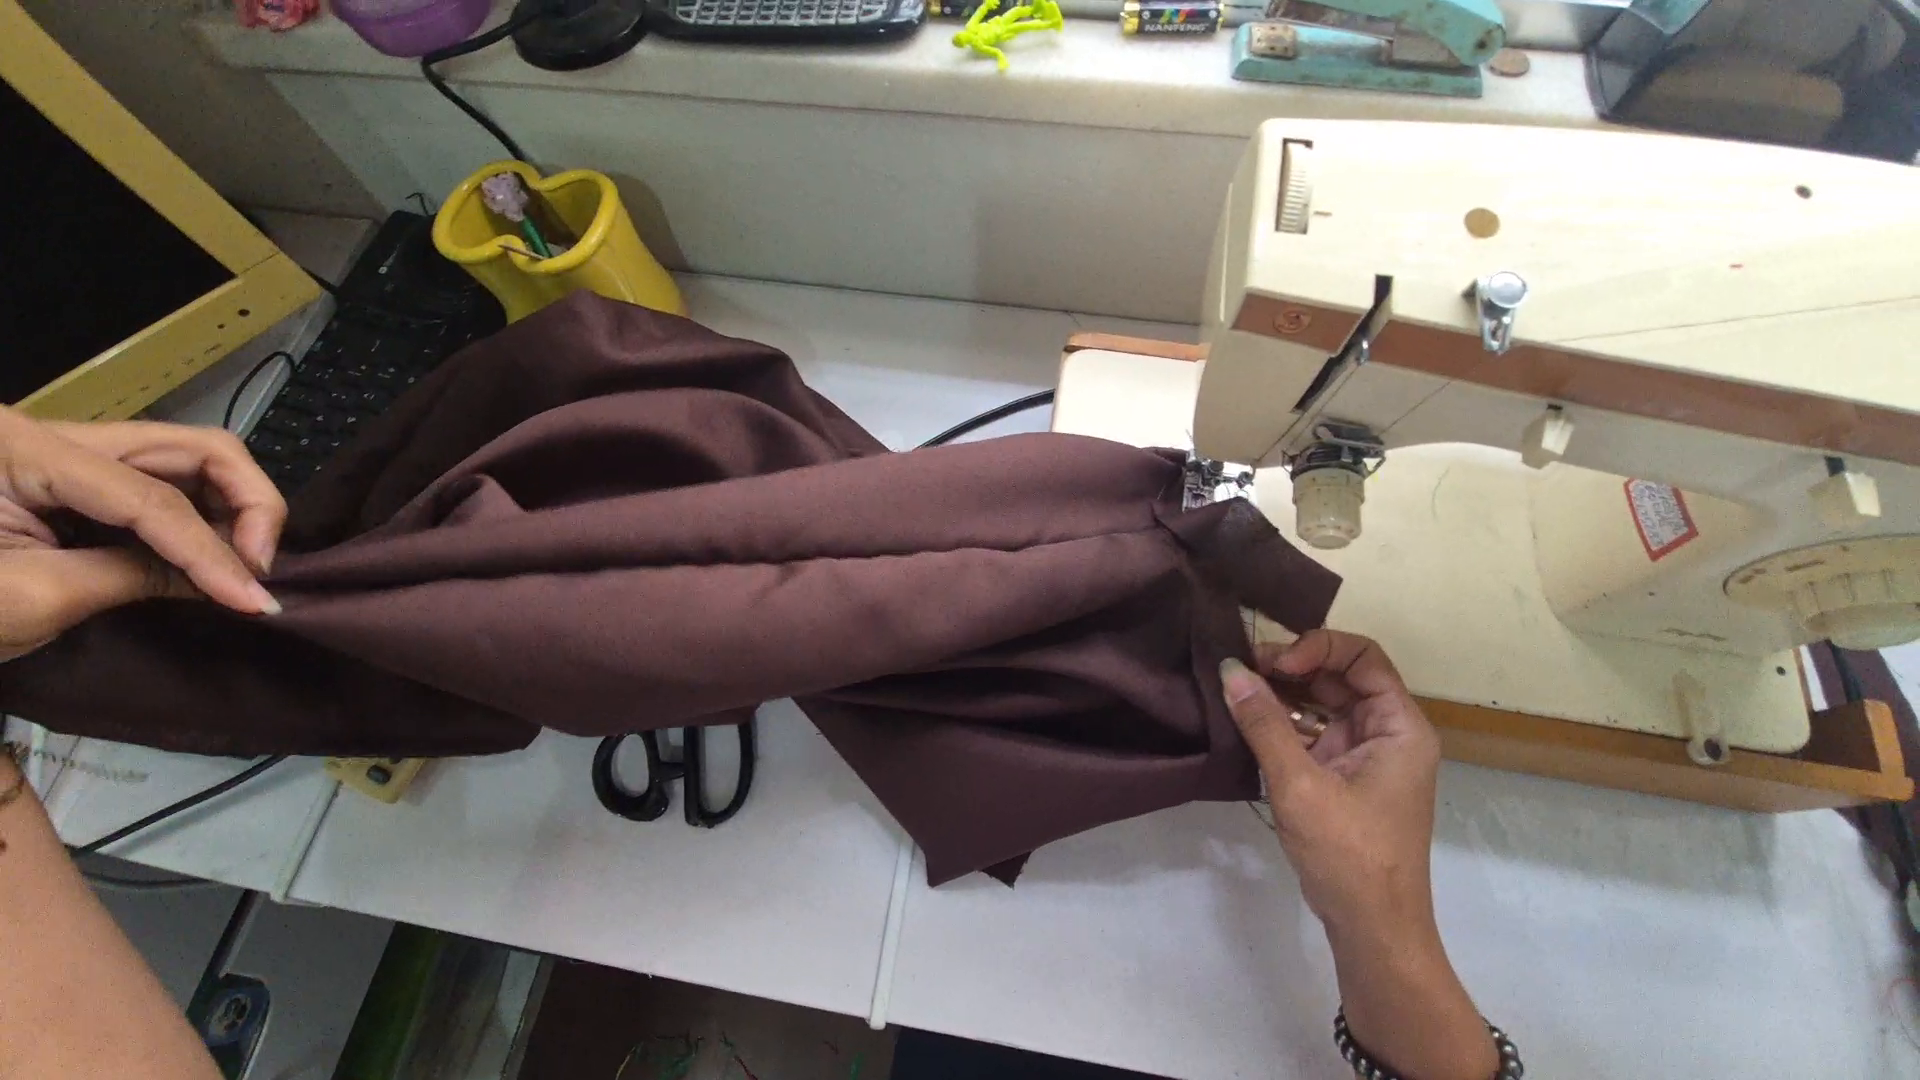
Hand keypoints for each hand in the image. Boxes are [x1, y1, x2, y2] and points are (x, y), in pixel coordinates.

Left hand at [0, 407, 282, 661]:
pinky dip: (207, 517)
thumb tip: (237, 588)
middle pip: (196, 448)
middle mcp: (53, 434)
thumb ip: (138, 577)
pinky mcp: (75, 478)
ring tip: (243, 562)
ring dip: (237, 509)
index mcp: (19, 448)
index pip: (152, 499)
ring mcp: (66, 453)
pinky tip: (213, 553)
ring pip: (194, 459)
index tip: (256, 600)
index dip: (213, 552)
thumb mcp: (30, 598)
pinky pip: (168, 483)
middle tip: (259, 565)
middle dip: (249, 505)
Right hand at [1219, 630, 1438, 933]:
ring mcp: (1363, 755)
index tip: (1274, 664)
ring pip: (1322, 703)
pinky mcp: (1341, 776)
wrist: (1371, 929)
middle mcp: (1386, 733)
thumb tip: (1230, 671)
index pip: (1364, 657)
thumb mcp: (1299, 784)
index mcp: (1399, 727)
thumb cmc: (1349, 854)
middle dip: (1292, 666)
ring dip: (1282, 693)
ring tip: (1235, 688)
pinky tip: (1245, 719)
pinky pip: (1311, 732)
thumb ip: (1264, 723)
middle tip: (1240, 669)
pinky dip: (1281, 722)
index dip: (1318, 648)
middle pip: (1340, 676)